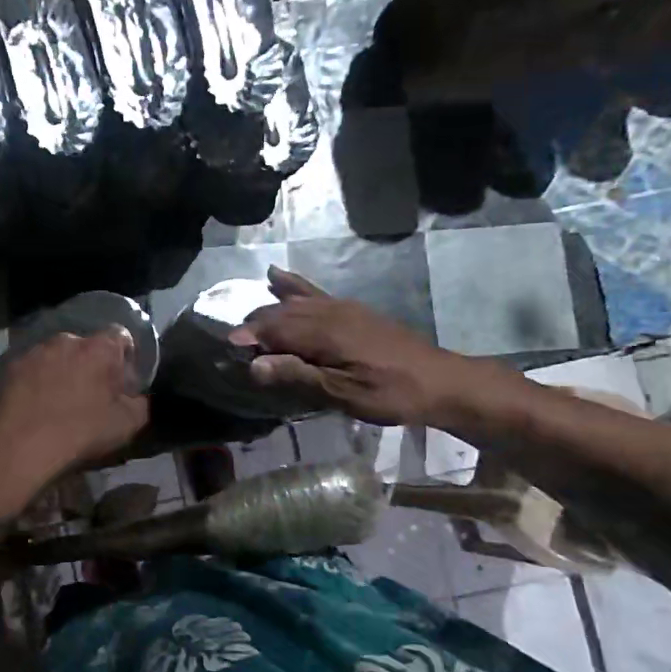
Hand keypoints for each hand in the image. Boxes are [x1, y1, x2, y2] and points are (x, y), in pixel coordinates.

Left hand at [0, 329, 148, 511]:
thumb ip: (140, 403)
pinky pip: (33, 367)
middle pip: (87, 346)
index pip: (121, 335)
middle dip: (91, 364)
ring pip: (58, 355)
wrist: (21, 447)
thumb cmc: (81, 433)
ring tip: (59, 400)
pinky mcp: (12, 365)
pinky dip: (38, 379)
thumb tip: (135, 396)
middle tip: (91, 394)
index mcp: (100, 348)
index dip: (124, 357)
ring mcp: (36, 351)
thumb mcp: (127, 425)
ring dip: (63, 370)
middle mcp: (68, 340)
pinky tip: (35, 403)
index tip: (121, 380)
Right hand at [232, 267, 514, 427]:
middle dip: (257, 322)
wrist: (441, 382)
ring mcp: (344, 307)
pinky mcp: (355, 310)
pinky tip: (280, 278)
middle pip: (283, 311)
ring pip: (298, 299)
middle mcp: (331, 312)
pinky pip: (316, 292)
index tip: (229, 347)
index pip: (276, 327)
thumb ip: (298, 375)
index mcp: (325, 333)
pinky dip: (294, 286)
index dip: (250, 335)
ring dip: (272, 306)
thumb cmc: (390, 393)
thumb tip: (255, 364)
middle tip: (239, 341)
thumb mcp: (342, 393)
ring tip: (252, 313)